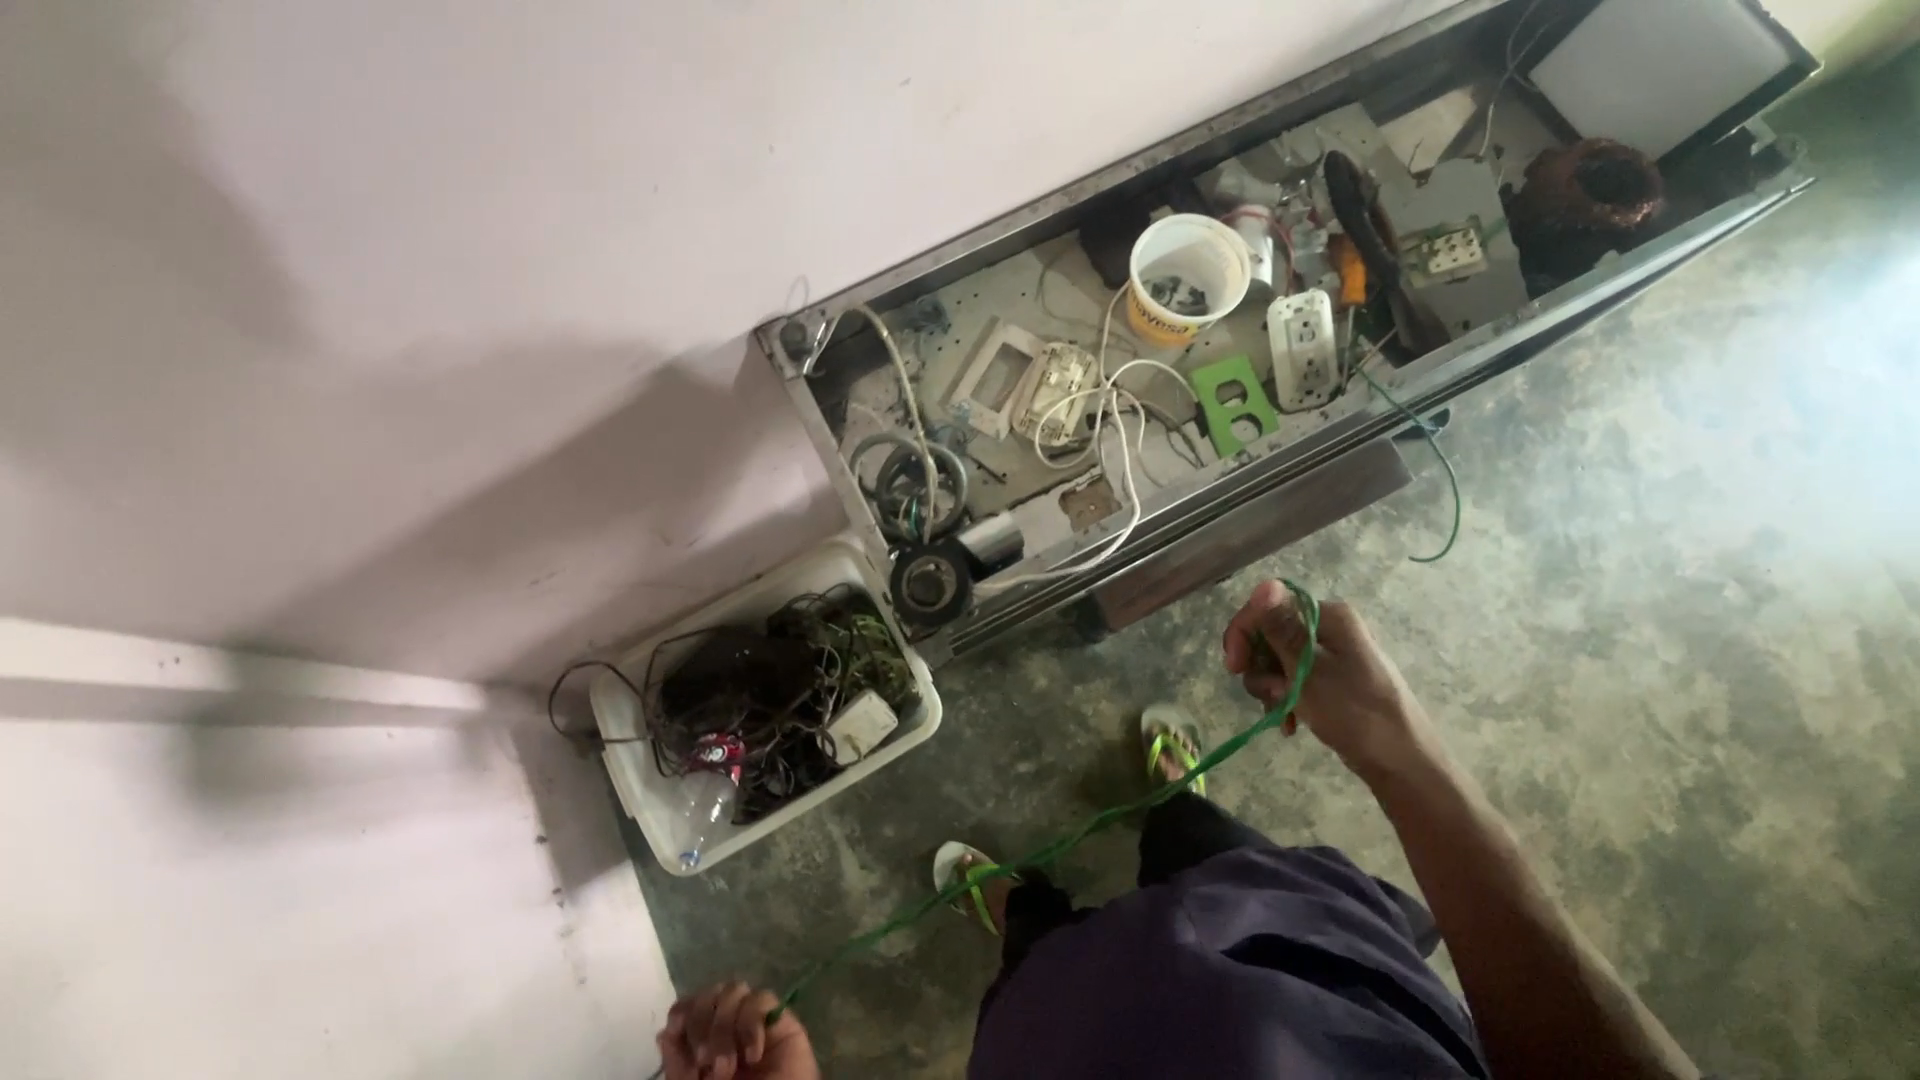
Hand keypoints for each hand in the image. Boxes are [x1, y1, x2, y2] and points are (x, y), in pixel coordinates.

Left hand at [656, 983, 817, 1079]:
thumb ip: (678, 1067)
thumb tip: (663, 1033)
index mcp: (707, 1044)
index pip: (690, 1006)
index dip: (682, 1010)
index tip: (676, 1029)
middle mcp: (730, 1028)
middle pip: (710, 992)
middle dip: (701, 1021)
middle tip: (704, 1061)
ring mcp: (756, 1022)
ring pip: (734, 990)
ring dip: (724, 1027)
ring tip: (728, 1066)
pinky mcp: (782, 1021)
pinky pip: (762, 999)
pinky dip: (751, 1024)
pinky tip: (753, 1055)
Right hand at [1222, 581, 1443, 781]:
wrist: (1402, 764)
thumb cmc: (1356, 714)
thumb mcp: (1309, 672)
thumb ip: (1282, 630)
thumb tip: (1265, 583)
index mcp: (1329, 616)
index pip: (1267, 607)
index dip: (1243, 634)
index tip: (1233, 668)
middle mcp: (1329, 627)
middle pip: (1268, 635)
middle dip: (1260, 667)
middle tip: (1270, 696)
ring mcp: (1330, 654)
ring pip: (1276, 660)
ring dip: (1271, 688)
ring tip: (1284, 713)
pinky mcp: (1330, 679)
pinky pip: (1291, 679)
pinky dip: (1285, 699)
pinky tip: (1290, 723)